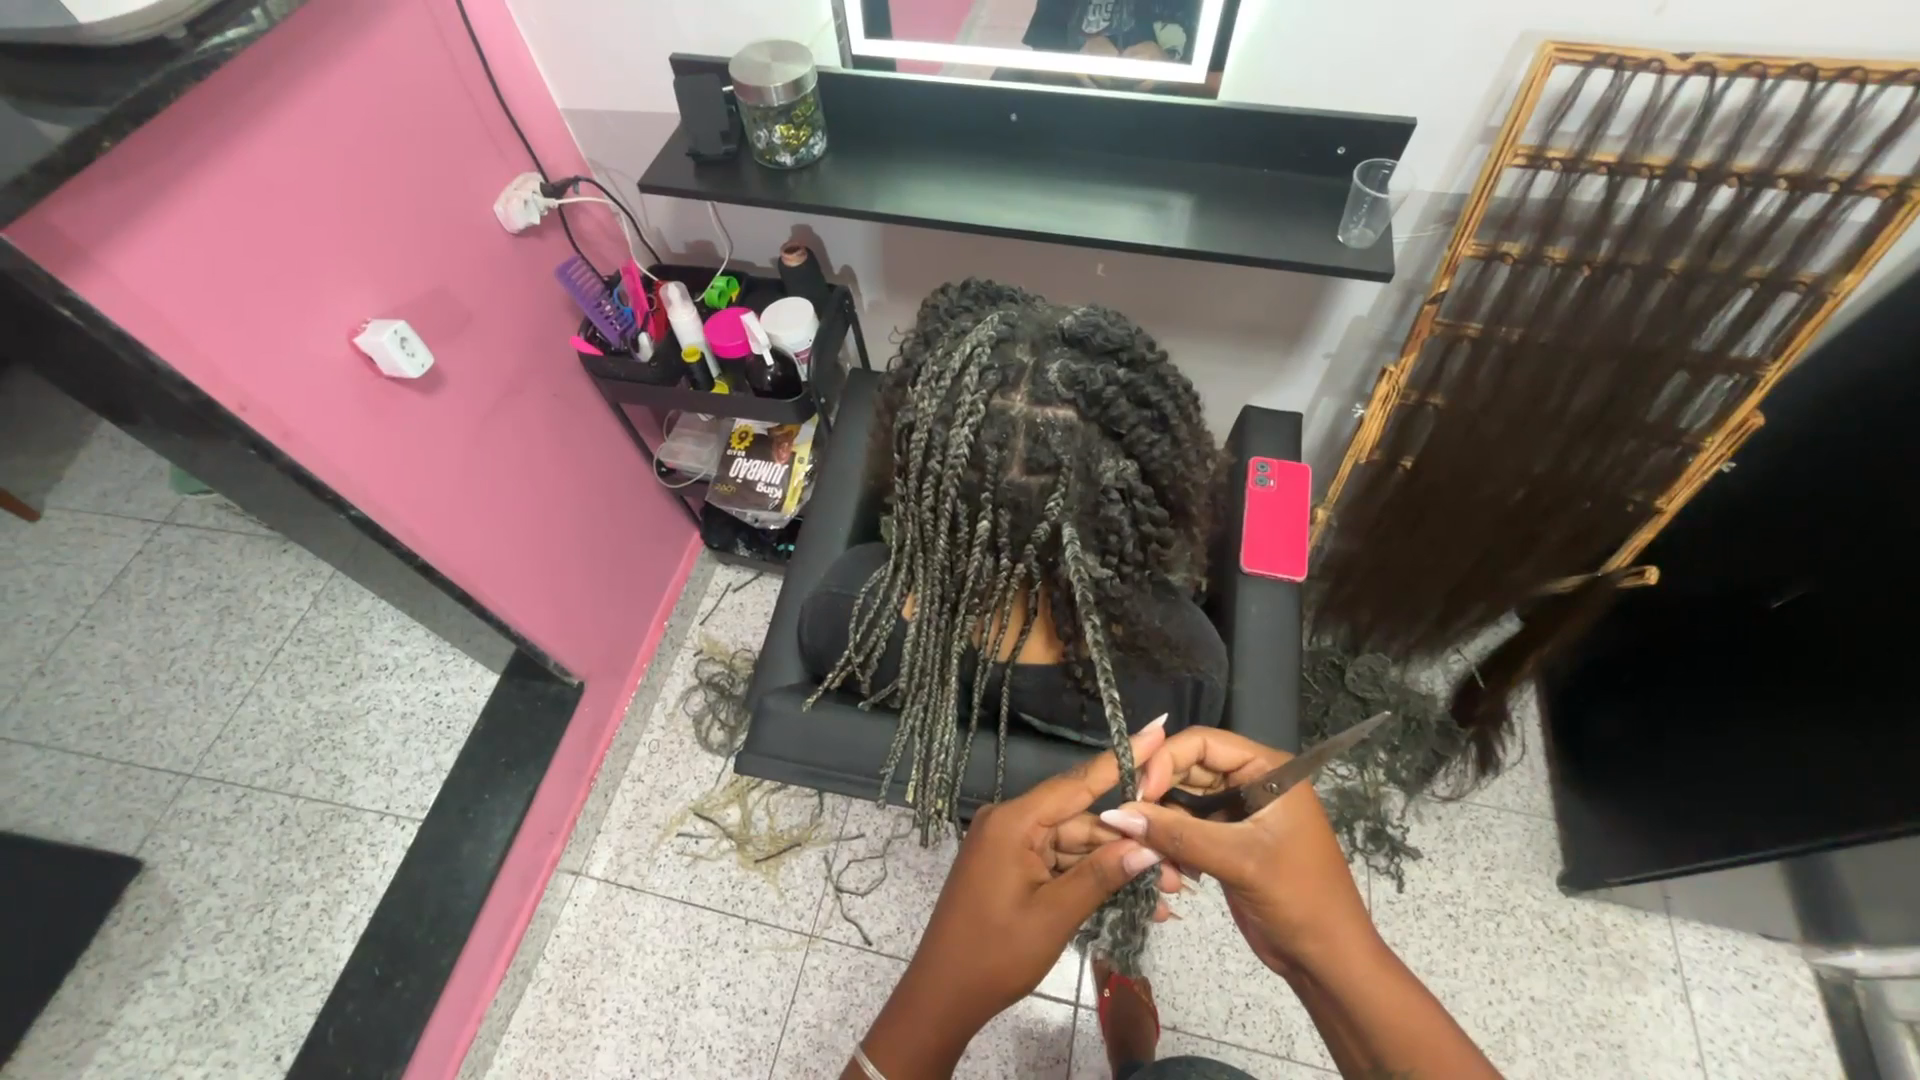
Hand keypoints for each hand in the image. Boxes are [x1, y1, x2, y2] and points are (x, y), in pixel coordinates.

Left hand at [853, 720, 1181, 1078]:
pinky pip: (1059, 863)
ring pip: (1074, 844)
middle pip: (1080, 819)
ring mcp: (1011, 845)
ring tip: (1167, 889)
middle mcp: (1011, 822)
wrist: (943, 996)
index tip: (1157, 730)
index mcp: (1014, 821)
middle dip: (1129, 840)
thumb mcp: (1054, 914)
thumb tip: (1148, 846)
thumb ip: (1101, 875)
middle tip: (1177, 863)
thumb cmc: (994, 953)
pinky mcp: (1013, 867)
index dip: (1122, 758)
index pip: (1077, 782)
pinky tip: (1133, 899)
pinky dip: (1090, 878)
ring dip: (1115, 865)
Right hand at [1097, 727, 1374, 976]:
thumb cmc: (1299, 899)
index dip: (1166, 760)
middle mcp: (1251, 782)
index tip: (1140, 794)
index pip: (1202, 742)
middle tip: (1131, 825)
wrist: (1328, 961)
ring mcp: (1238, 811)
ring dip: (1162, 827)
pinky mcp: (1226, 839)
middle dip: (1159, 796)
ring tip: (1150, 858)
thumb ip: (1176, 834)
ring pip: (1181, 801)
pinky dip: (1170, 846)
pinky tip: (1169, 874)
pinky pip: (1185, 828)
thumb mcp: (1238, 860)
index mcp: (1267, 770)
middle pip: (1187, 769)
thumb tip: (1115, 814)